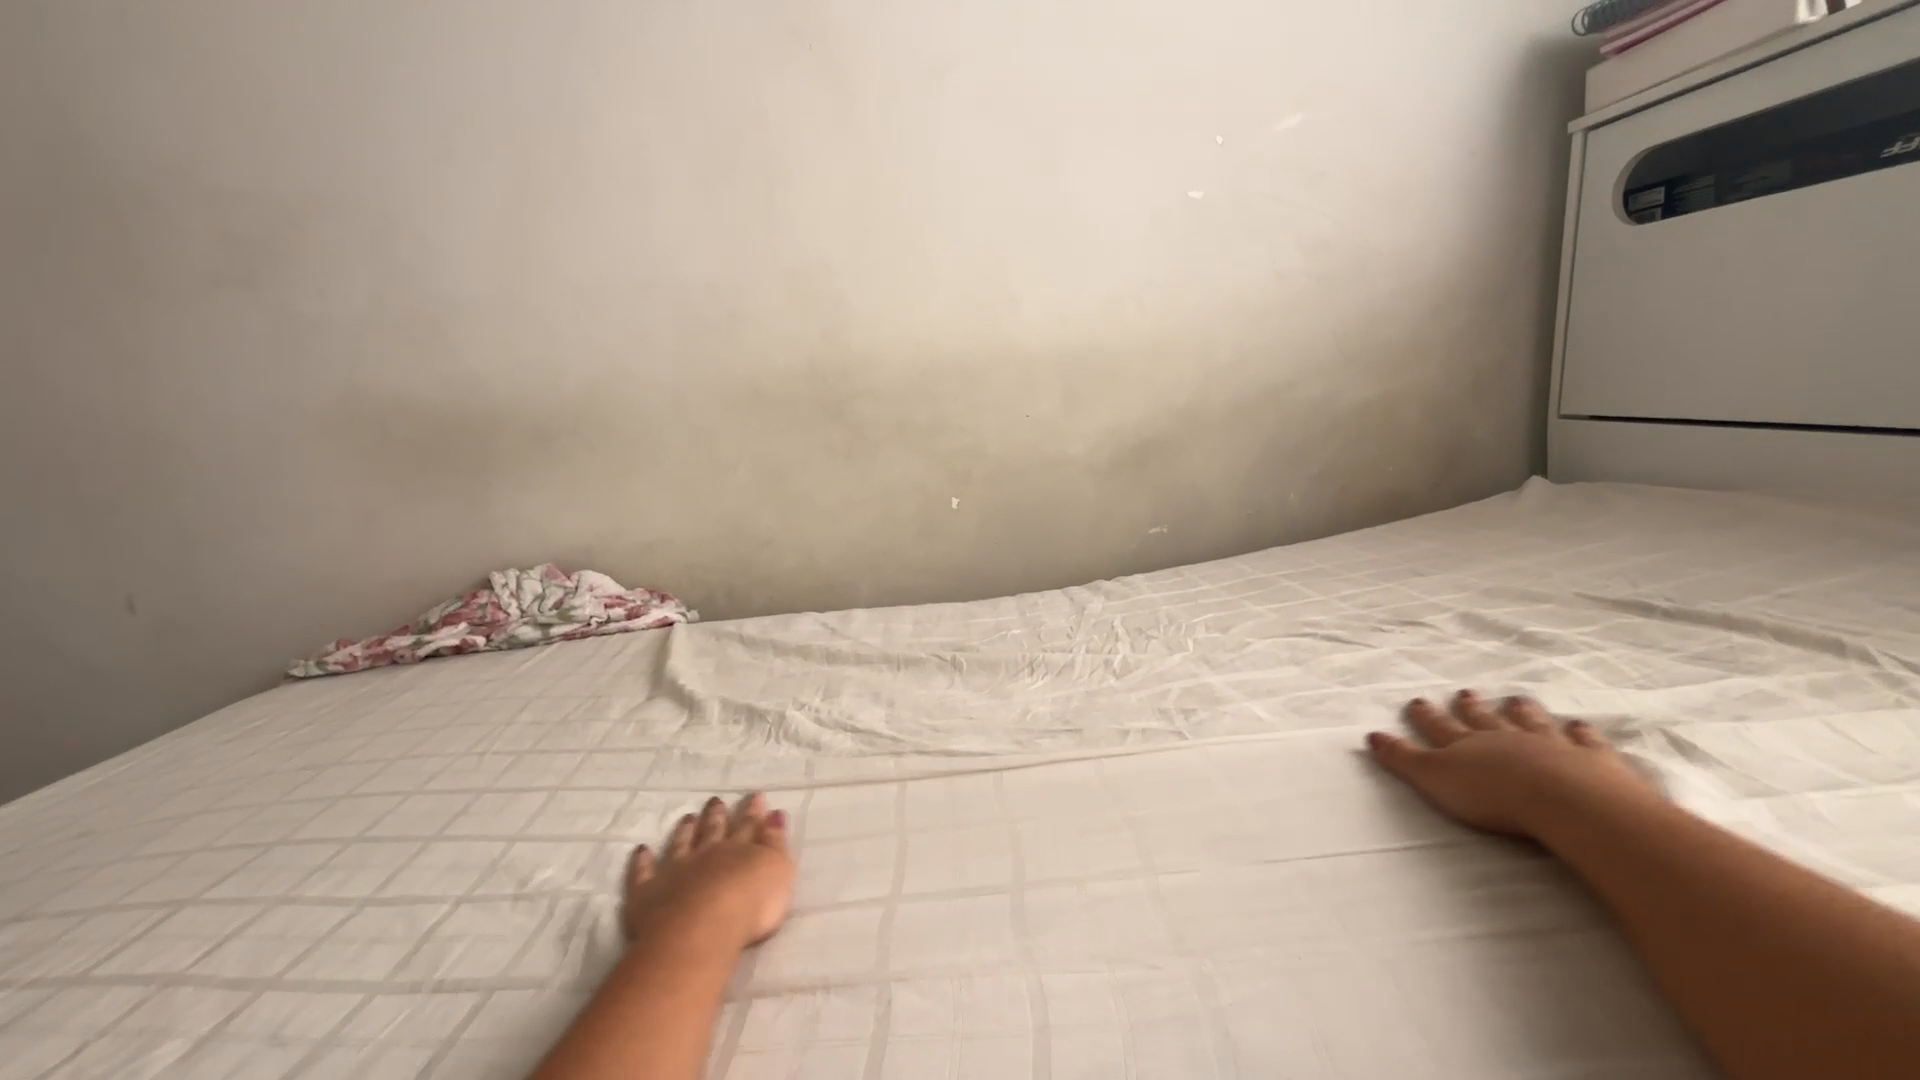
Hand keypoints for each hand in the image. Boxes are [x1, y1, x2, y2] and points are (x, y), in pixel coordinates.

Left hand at [623, 792, 794, 950]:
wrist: (702, 929)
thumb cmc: (751, 904)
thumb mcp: (778, 870)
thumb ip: (776, 842)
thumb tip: (774, 814)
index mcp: (740, 850)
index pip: (749, 826)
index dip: (753, 811)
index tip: (755, 795)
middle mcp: (707, 855)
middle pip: (713, 831)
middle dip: (717, 816)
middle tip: (715, 801)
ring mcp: (676, 871)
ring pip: (681, 845)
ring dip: (685, 831)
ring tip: (688, 817)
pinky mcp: (648, 893)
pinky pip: (644, 873)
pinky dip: (643, 861)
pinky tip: (641, 850)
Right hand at [1366, 690, 1656, 838]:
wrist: (1565, 800)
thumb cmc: (1491, 794)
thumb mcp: (1434, 779)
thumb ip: (1404, 759)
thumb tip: (1372, 735)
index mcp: (1466, 745)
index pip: (1440, 727)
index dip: (1426, 716)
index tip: (1417, 701)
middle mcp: (1506, 738)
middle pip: (1486, 719)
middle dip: (1473, 708)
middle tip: (1467, 693)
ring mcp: (1551, 746)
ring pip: (1533, 723)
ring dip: (1523, 712)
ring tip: (1518, 700)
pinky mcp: (1592, 761)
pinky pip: (1585, 741)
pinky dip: (1582, 733)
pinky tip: (1581, 725)